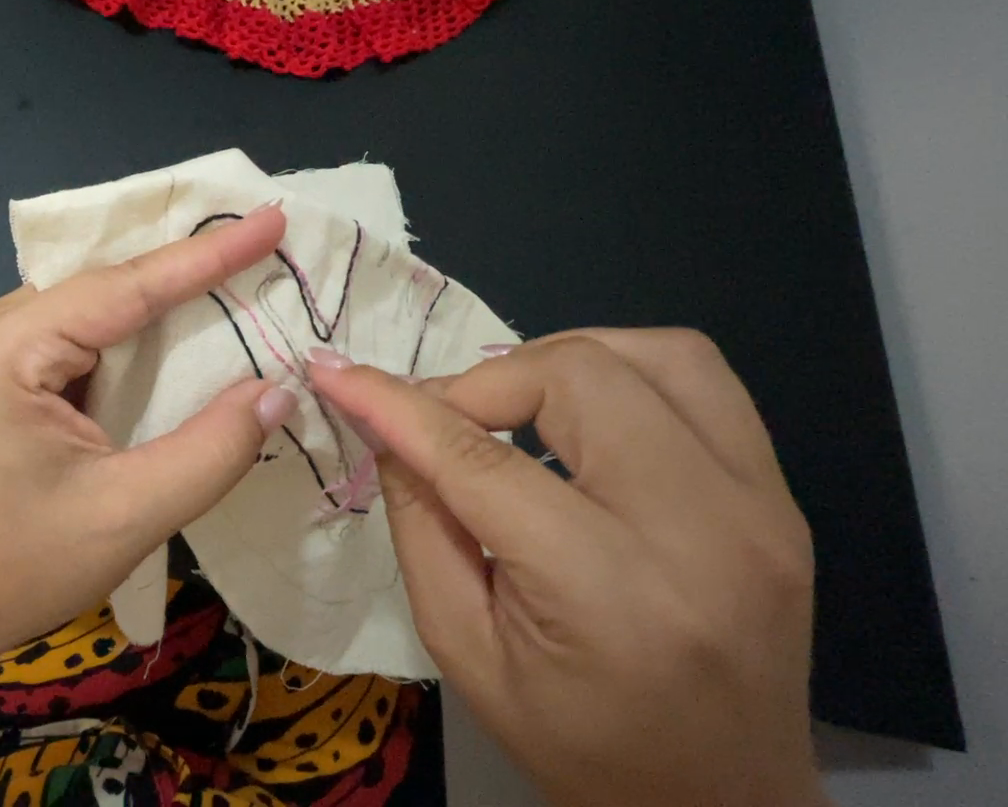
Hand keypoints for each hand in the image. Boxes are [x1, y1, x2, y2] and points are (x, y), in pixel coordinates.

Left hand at [0, 206, 298, 672]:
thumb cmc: (24, 565)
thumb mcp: (128, 514)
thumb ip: (211, 449)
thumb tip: (278, 389)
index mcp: (10, 349)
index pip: (124, 287)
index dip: (205, 256)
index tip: (270, 221)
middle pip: (107, 284)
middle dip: (186, 267)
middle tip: (265, 243)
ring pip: (97, 303)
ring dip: (164, 297)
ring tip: (238, 275)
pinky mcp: (7, 368)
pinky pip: (82, 331)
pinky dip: (136, 331)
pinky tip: (183, 329)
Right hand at [308, 330, 825, 806]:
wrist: (720, 800)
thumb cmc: (573, 737)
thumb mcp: (459, 643)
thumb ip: (419, 521)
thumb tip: (384, 423)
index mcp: (606, 589)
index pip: (478, 457)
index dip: (393, 404)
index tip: (333, 372)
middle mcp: (702, 530)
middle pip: (574, 377)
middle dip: (479, 383)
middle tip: (441, 424)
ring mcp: (760, 505)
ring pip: (649, 353)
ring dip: (555, 362)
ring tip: (511, 406)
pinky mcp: (781, 494)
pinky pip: (698, 377)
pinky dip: (622, 367)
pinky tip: (580, 409)